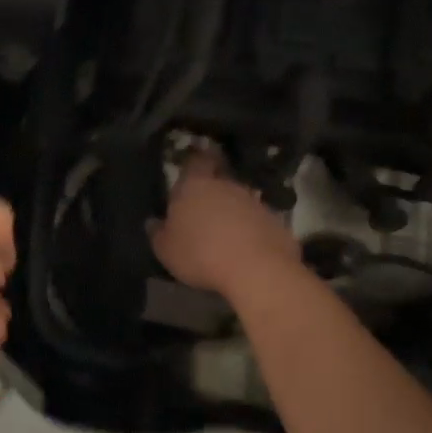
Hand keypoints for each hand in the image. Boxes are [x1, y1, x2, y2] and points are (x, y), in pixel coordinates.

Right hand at [149, 148, 302, 297]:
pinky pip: (258, 222)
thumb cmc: (201, 254)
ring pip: (239, 201)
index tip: (191, 165)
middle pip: (219, 180)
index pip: (195, 161)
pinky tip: (245, 249)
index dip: (194, 161)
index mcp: (195, 186)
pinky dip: (251, 230)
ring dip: (232, 212)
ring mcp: (256, 203)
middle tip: (202, 209)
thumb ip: (157, 232)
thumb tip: (154, 222)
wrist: (259, 272)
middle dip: (212, 192)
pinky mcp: (278, 223)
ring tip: (224, 234)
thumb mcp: (165, 249)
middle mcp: (227, 186)